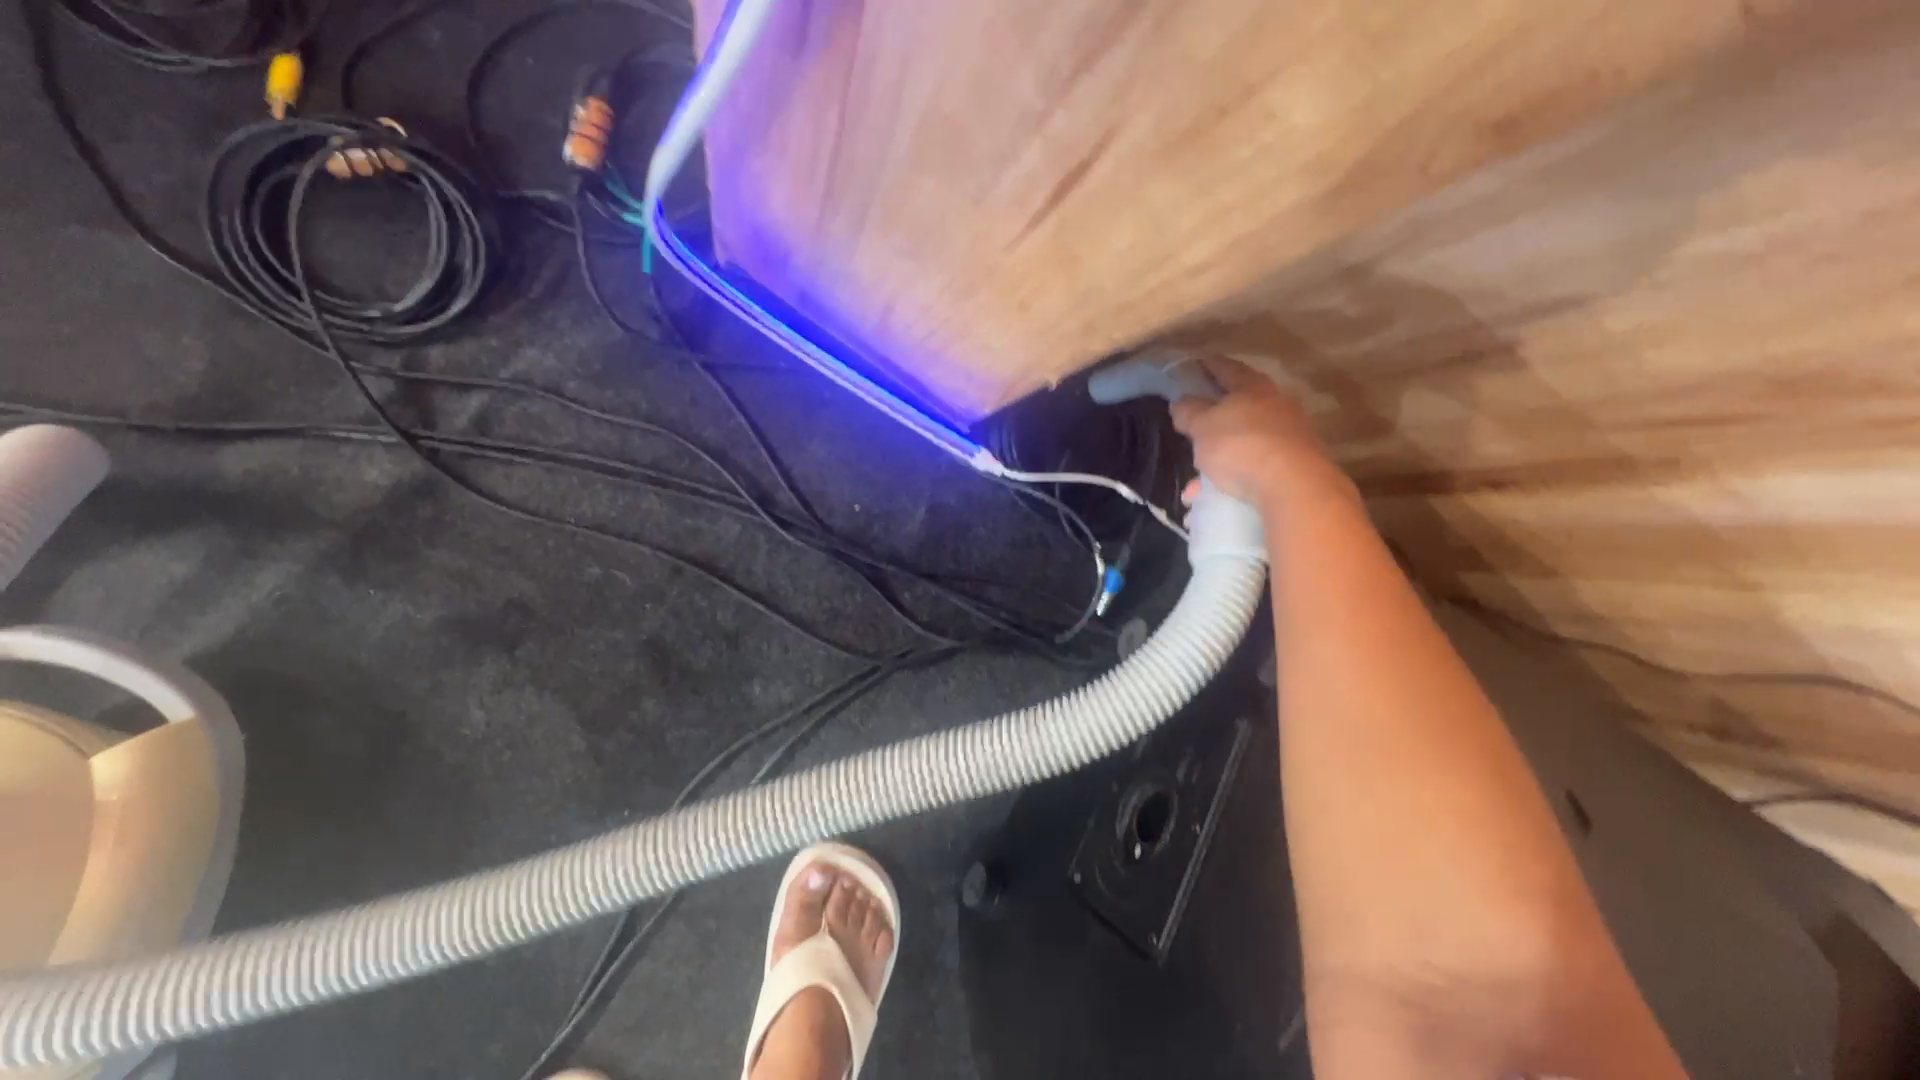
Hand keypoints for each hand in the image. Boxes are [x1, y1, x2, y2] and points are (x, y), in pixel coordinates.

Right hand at [1169, 358, 1353, 511]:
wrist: (1293, 487)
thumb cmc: (1241, 446)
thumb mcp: (1203, 426)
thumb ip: (1189, 411)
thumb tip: (1182, 402)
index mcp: (1253, 388)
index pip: (1227, 368)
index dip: (1209, 365)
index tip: (1196, 365)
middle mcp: (1275, 406)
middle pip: (1241, 405)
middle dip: (1215, 417)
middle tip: (1194, 422)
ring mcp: (1288, 437)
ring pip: (1245, 442)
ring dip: (1220, 458)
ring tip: (1196, 479)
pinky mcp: (1293, 467)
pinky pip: (1253, 468)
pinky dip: (1232, 479)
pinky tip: (1212, 495)